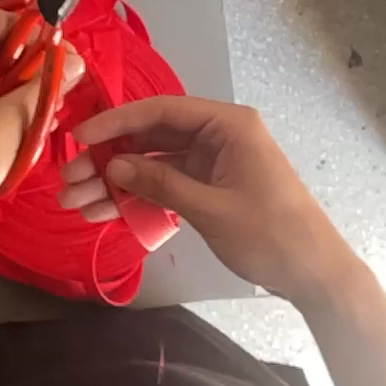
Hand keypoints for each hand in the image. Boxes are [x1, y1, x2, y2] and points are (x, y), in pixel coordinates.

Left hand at [0, 9, 81, 246]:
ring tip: (33, 113)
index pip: (1, 19)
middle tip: (53, 95)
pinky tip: (0, 122)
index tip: (66, 64)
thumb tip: (75, 62)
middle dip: (21, 66)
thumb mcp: (9, 123)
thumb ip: (44, 85)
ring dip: (1, 84)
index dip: (39, 40)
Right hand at [60, 96, 366, 305]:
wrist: (316, 274)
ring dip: (117, 182)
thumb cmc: (272, 234)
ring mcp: (213, 160)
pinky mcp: (210, 185)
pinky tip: (105, 211)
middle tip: (69, 181)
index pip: (161, 110)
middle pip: (152, 136)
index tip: (79, 138)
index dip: (116, 122)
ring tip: (77, 202)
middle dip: (109, 159)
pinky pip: (166, 182)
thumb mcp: (211, 208)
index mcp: (227, 124)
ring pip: (154, 161)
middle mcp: (218, 134)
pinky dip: (138, 197)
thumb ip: (160, 182)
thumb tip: (112, 166)